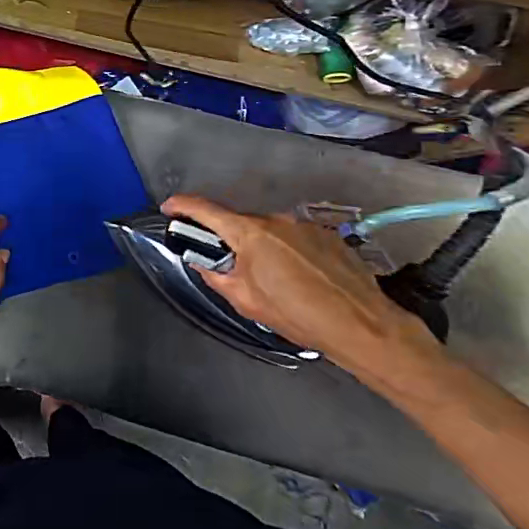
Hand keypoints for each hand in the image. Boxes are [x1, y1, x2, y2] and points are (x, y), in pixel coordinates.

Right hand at [160, 195, 433, 370]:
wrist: (359, 323)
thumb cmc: (296, 315)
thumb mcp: (248, 302)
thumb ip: (219, 276)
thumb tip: (203, 260)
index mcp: (251, 233)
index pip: (208, 210)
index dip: (184, 206)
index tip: (170, 206)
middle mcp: (277, 219)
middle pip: (242, 223)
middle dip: (231, 240)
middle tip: (232, 268)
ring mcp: (304, 224)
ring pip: (271, 231)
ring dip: (264, 248)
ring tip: (276, 281)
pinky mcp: (327, 233)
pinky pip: (295, 237)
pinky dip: (289, 251)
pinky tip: (302, 278)